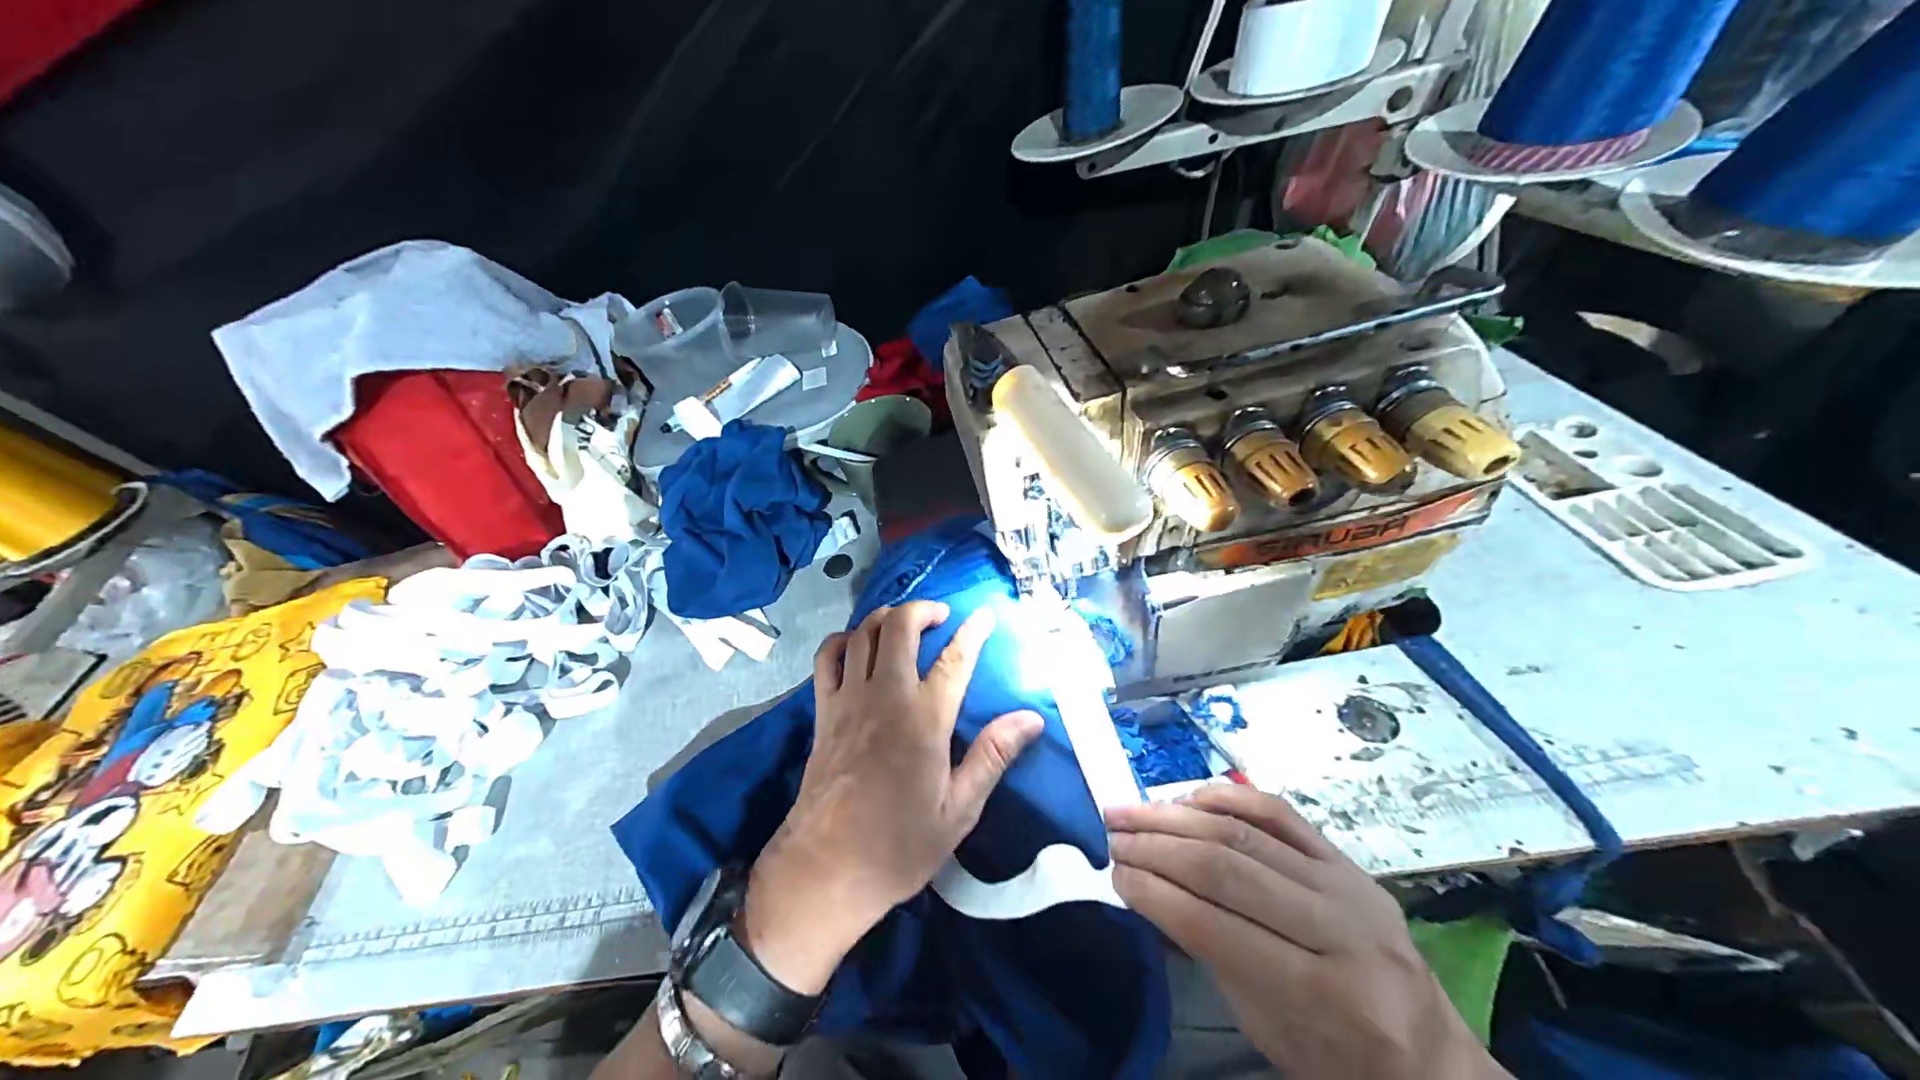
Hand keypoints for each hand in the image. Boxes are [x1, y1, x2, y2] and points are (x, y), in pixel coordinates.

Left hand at [741, 602, 1044, 993]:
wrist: (826, 870)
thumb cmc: (900, 845)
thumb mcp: (959, 810)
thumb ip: (992, 756)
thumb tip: (1031, 718)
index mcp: (924, 719)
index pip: (954, 658)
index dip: (973, 631)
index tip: (985, 615)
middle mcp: (884, 696)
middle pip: (898, 627)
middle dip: (922, 609)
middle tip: (941, 617)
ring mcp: (847, 700)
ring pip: (863, 633)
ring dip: (886, 617)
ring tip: (905, 624)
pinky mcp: (822, 712)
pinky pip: (827, 658)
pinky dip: (844, 640)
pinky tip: (857, 645)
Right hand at [1106, 786, 1507, 1079]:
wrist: (1430, 1057)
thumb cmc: (1337, 1059)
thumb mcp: (1266, 1028)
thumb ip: (1211, 953)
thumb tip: (1149, 886)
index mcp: (1324, 993)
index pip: (1216, 926)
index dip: (1155, 893)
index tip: (1114, 872)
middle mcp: (1341, 928)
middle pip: (1228, 866)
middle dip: (1157, 844)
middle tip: (1112, 832)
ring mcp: (1348, 885)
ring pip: (1247, 832)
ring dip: (1178, 815)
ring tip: (1133, 810)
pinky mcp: (1348, 860)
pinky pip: (1280, 812)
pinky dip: (1227, 799)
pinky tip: (1187, 797)